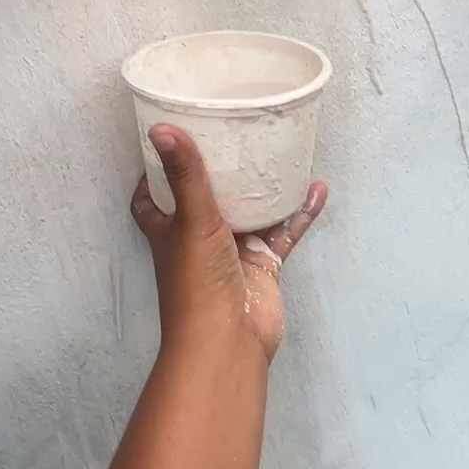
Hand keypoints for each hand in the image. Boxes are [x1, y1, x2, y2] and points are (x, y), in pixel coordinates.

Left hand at [130, 125, 326, 360]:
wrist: (229, 341)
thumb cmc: (198, 281)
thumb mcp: (190, 219)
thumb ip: (184, 174)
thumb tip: (160, 127)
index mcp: (169, 228)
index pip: (152, 198)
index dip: (155, 174)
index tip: (169, 143)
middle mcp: (198, 237)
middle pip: (205, 197)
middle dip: (218, 171)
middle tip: (233, 134)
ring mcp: (233, 251)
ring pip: (250, 210)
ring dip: (264, 187)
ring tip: (279, 151)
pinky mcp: (263, 264)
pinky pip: (283, 232)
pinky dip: (299, 212)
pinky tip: (316, 188)